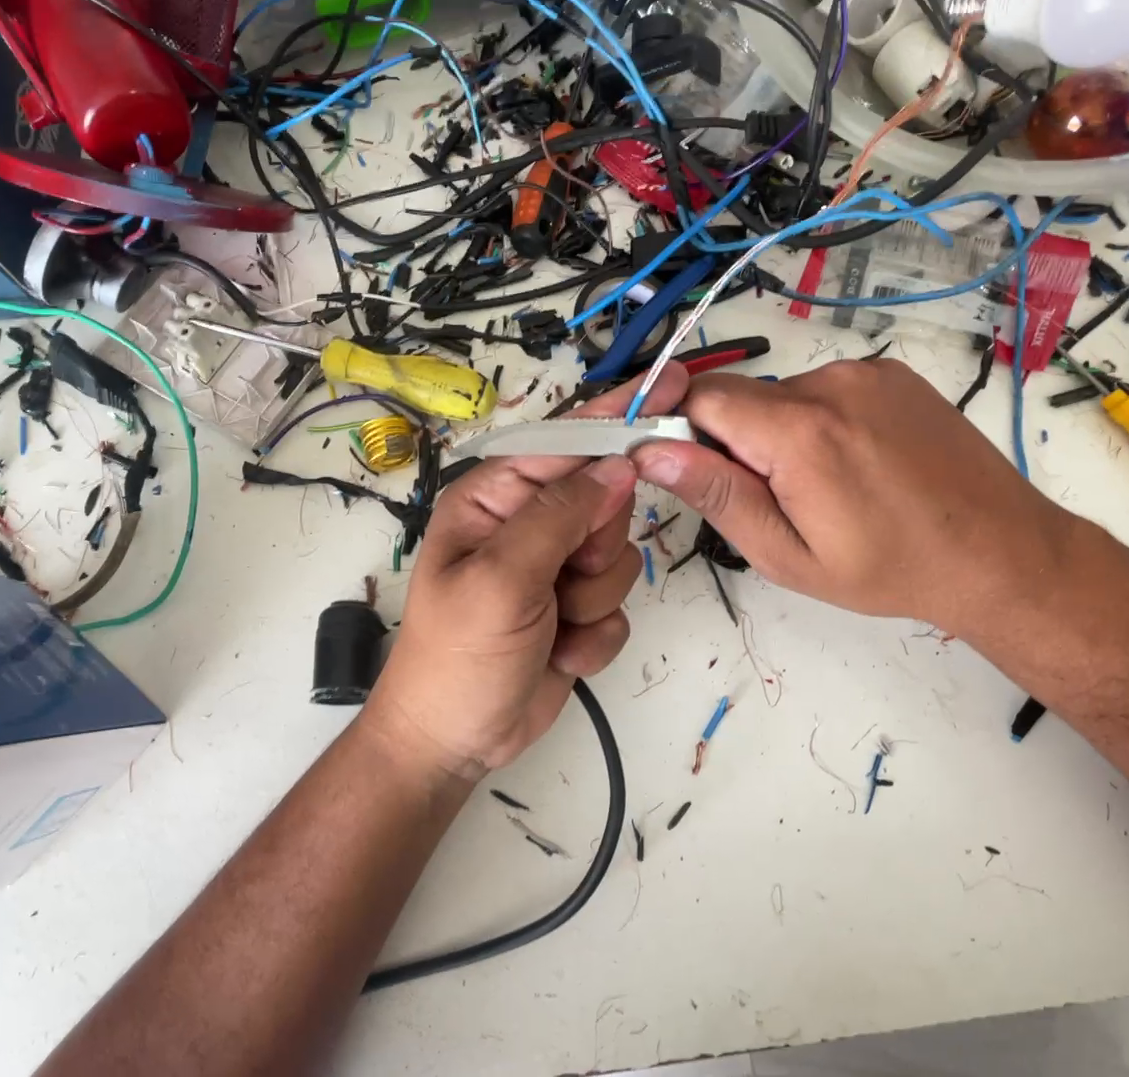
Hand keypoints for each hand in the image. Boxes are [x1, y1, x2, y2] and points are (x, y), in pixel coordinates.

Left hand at [367, 364, 691, 777]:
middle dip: (595, 546)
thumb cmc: (459, 656)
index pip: (565, 443)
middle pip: (605, 500)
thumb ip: (560, 517)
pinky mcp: (576, 612)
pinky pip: (618, 607)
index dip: (618, 417)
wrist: (455, 741)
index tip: (673, 388)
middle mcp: (528, 526)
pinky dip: (592, 637)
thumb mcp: (501, 579)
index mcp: (494, 500)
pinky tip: (558, 655)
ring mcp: (555, 570)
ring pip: (618, 558)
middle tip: (564, 577)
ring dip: (591, 601)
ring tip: (549, 626)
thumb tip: (618, 465)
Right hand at [631, 359, 1076, 631]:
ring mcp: (866, 372)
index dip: (680, 430)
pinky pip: (821, 389)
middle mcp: (831, 383)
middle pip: (738, 394)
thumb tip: (650, 451)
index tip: (692, 473)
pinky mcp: (891, 373)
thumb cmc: (887, 569)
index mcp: (799, 431)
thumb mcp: (786, 554)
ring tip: (820, 487)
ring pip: (778, 394)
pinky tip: (850, 465)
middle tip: (769, 497)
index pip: (699, 397)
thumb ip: (716, 496)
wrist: (999, 551)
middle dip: (731, 440)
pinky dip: (814, 421)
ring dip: (774, 433)